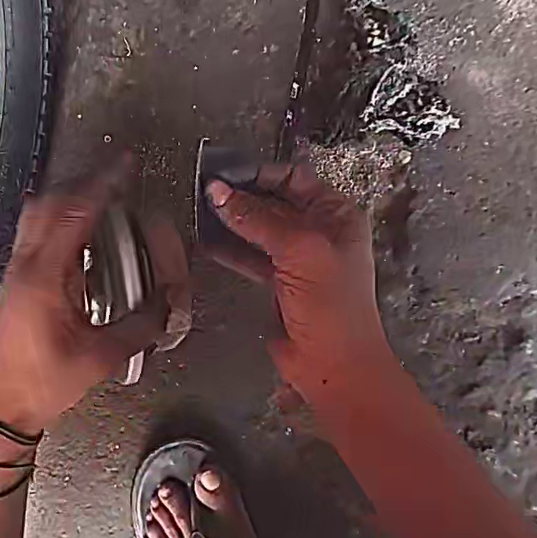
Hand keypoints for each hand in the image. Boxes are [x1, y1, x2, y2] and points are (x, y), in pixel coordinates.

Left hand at [0, 157, 189, 434]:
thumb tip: (164, 305)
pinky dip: (60, 220)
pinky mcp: (17, 281)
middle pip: (48, 203)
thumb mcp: (102, 357)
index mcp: (44, 279)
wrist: (8, 405)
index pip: (73, 215)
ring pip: (37, 215)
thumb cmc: (43, 384)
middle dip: (84, 182)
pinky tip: (81, 232)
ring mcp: (16, 272)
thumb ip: (140, 326)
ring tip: (100, 196)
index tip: (121, 168)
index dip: (101, 186)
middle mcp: (25, 268)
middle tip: (113, 175)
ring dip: (68, 198)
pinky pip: (35, 234)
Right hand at [205, 163, 395, 400]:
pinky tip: (207, 239)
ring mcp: (296, 258)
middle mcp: (318, 232)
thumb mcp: (299, 251)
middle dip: (242, 196)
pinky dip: (229, 248)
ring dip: (231, 221)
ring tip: (200, 210)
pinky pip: (249, 256)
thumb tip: (220, 193)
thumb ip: (257, 219)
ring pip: (258, 229)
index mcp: (336, 215)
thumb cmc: (333, 306)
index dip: (261, 173)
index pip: (294, 178)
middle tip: (206, 191)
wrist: (332, 364)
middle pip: (273, 202)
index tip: (227, 173)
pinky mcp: (277, 282)